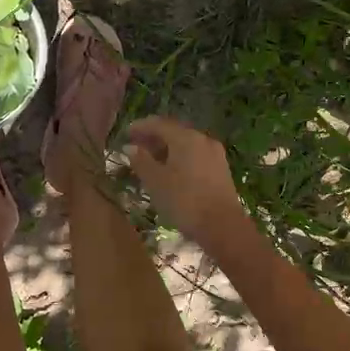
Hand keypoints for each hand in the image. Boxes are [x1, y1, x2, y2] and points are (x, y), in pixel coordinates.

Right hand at [123, 115, 247, 244]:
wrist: (223, 226)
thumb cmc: (184, 201)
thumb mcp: (156, 181)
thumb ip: (141, 161)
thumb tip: (131, 147)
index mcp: (185, 137)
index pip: (159, 124)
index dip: (141, 127)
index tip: (126, 133)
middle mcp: (202, 139)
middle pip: (174, 132)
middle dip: (154, 138)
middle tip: (137, 147)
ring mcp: (215, 154)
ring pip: (186, 144)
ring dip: (168, 149)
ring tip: (152, 161)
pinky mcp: (221, 169)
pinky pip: (196, 155)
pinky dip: (181, 158)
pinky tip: (172, 172)